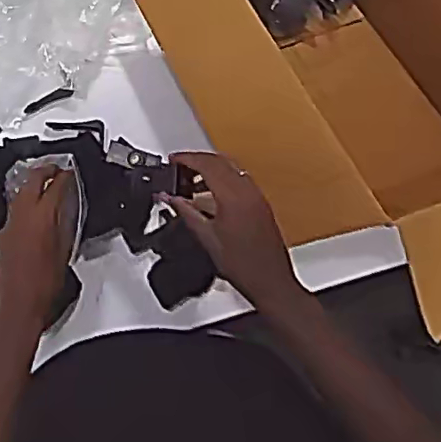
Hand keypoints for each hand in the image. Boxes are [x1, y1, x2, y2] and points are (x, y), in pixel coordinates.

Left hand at [0, 165, 73, 329]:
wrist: (20, 303)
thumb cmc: (44, 286)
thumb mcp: (64, 250)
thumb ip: (64, 225)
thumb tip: (65, 211)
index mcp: (43, 217)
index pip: (55, 187)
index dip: (65, 177)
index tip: (70, 173)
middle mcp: (23, 215)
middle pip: (33, 180)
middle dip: (46, 170)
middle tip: (56, 169)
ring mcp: (10, 223)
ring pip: (21, 191)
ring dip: (33, 183)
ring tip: (44, 183)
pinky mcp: (4, 233)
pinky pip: (14, 208)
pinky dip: (24, 200)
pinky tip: (31, 206)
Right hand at [163, 152, 309, 317]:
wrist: (271, 282)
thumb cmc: (245, 266)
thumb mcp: (206, 237)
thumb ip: (185, 211)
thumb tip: (169, 197)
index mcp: (233, 196)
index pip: (206, 164)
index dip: (186, 158)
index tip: (173, 160)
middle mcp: (248, 192)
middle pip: (219, 161)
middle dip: (197, 159)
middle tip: (179, 165)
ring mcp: (257, 197)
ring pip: (231, 168)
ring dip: (210, 167)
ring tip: (191, 179)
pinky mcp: (261, 204)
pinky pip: (239, 179)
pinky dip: (222, 178)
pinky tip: (210, 192)